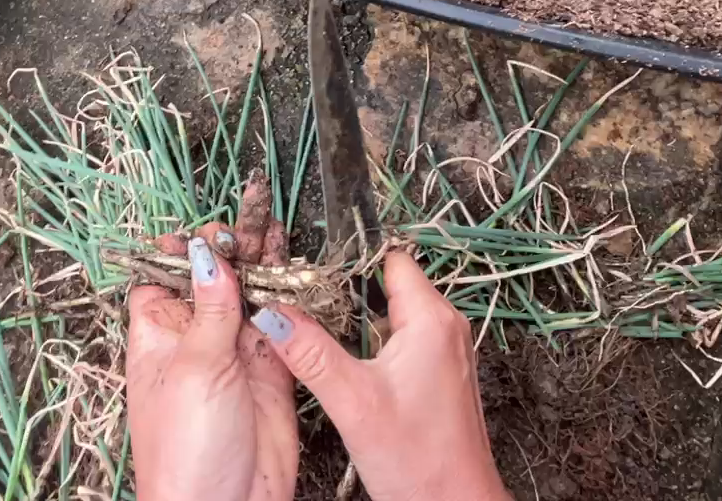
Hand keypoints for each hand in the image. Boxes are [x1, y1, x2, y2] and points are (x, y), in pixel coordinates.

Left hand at [127, 215, 297, 500]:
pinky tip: (291, 260)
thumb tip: (206, 252)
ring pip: (247, 290)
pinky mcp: (270, 364)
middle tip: (250, 217)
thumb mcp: (195, 367)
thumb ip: (211, 308)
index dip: (180, 250)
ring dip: (260, 258)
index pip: (163, 276)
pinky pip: (278, 316)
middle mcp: (196, 337)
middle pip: (211, 276)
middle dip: (229, 245)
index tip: (203, 230)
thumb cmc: (186, 449)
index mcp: (160, 335)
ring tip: (272, 225)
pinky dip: (286, 288)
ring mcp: (234, 349)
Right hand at [249, 250, 510, 500]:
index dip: (352, 258)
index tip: (317, 270)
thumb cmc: (421, 463)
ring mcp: (447, 348)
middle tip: (312, 306)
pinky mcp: (443, 371)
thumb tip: (274, 314)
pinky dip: (378, 342)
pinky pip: (406, 337)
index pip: (390, 258)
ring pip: (396, 311)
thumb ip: (310, 352)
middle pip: (390, 282)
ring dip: (362, 320)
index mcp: (431, 318)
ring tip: (327, 336)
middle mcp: (445, 324)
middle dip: (350, 292)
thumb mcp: (353, 402)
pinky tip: (354, 366)